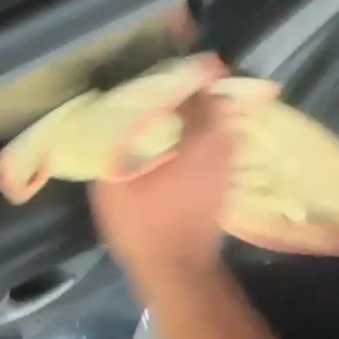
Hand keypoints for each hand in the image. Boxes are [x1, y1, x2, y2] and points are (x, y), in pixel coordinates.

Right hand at [89, 91, 234, 282]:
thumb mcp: (114, 184)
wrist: (176, 271)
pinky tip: (185, 146)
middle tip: (177, 86)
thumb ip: (113, 146)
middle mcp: (221, 150)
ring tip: (180, 112)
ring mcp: (226, 172)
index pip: (202, 94)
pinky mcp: (223, 189)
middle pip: (220, 108)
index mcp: (198, 142)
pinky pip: (219, 151)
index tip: (173, 67)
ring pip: (222, 130)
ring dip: (205, 117)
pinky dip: (206, 140)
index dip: (189, 77)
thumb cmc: (144, 225)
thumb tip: (112, 118)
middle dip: (201, 94)